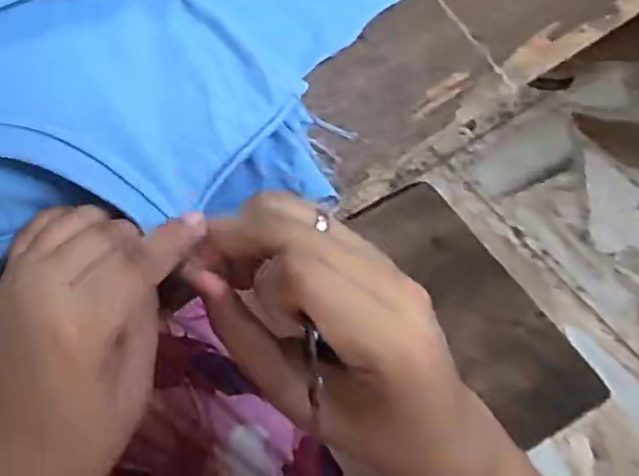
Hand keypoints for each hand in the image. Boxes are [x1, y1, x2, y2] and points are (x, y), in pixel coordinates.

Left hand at [0, 206, 207, 475]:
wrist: (9, 446)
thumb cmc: (81, 432)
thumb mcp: (132, 388)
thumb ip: (145, 318)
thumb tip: (156, 266)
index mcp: (81, 322)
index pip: (134, 263)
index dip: (169, 240)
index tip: (196, 221)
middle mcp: (46, 283)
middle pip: (107, 234)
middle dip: (140, 240)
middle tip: (155, 260)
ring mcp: (21, 270)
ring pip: (77, 217)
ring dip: (107, 227)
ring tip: (122, 256)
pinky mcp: (8, 267)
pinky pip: (45, 220)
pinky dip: (71, 220)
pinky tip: (86, 240)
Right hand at [183, 192, 533, 475]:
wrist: (442, 431)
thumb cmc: (368, 432)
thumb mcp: (297, 403)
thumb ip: (242, 338)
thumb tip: (196, 273)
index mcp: (385, 335)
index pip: (301, 267)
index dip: (255, 276)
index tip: (226, 294)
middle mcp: (391, 281)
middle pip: (291, 220)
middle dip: (236, 234)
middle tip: (212, 267)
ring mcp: (386, 257)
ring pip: (294, 206)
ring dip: (251, 226)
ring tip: (239, 267)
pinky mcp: (375, 247)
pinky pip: (307, 215)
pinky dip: (271, 227)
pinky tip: (266, 263)